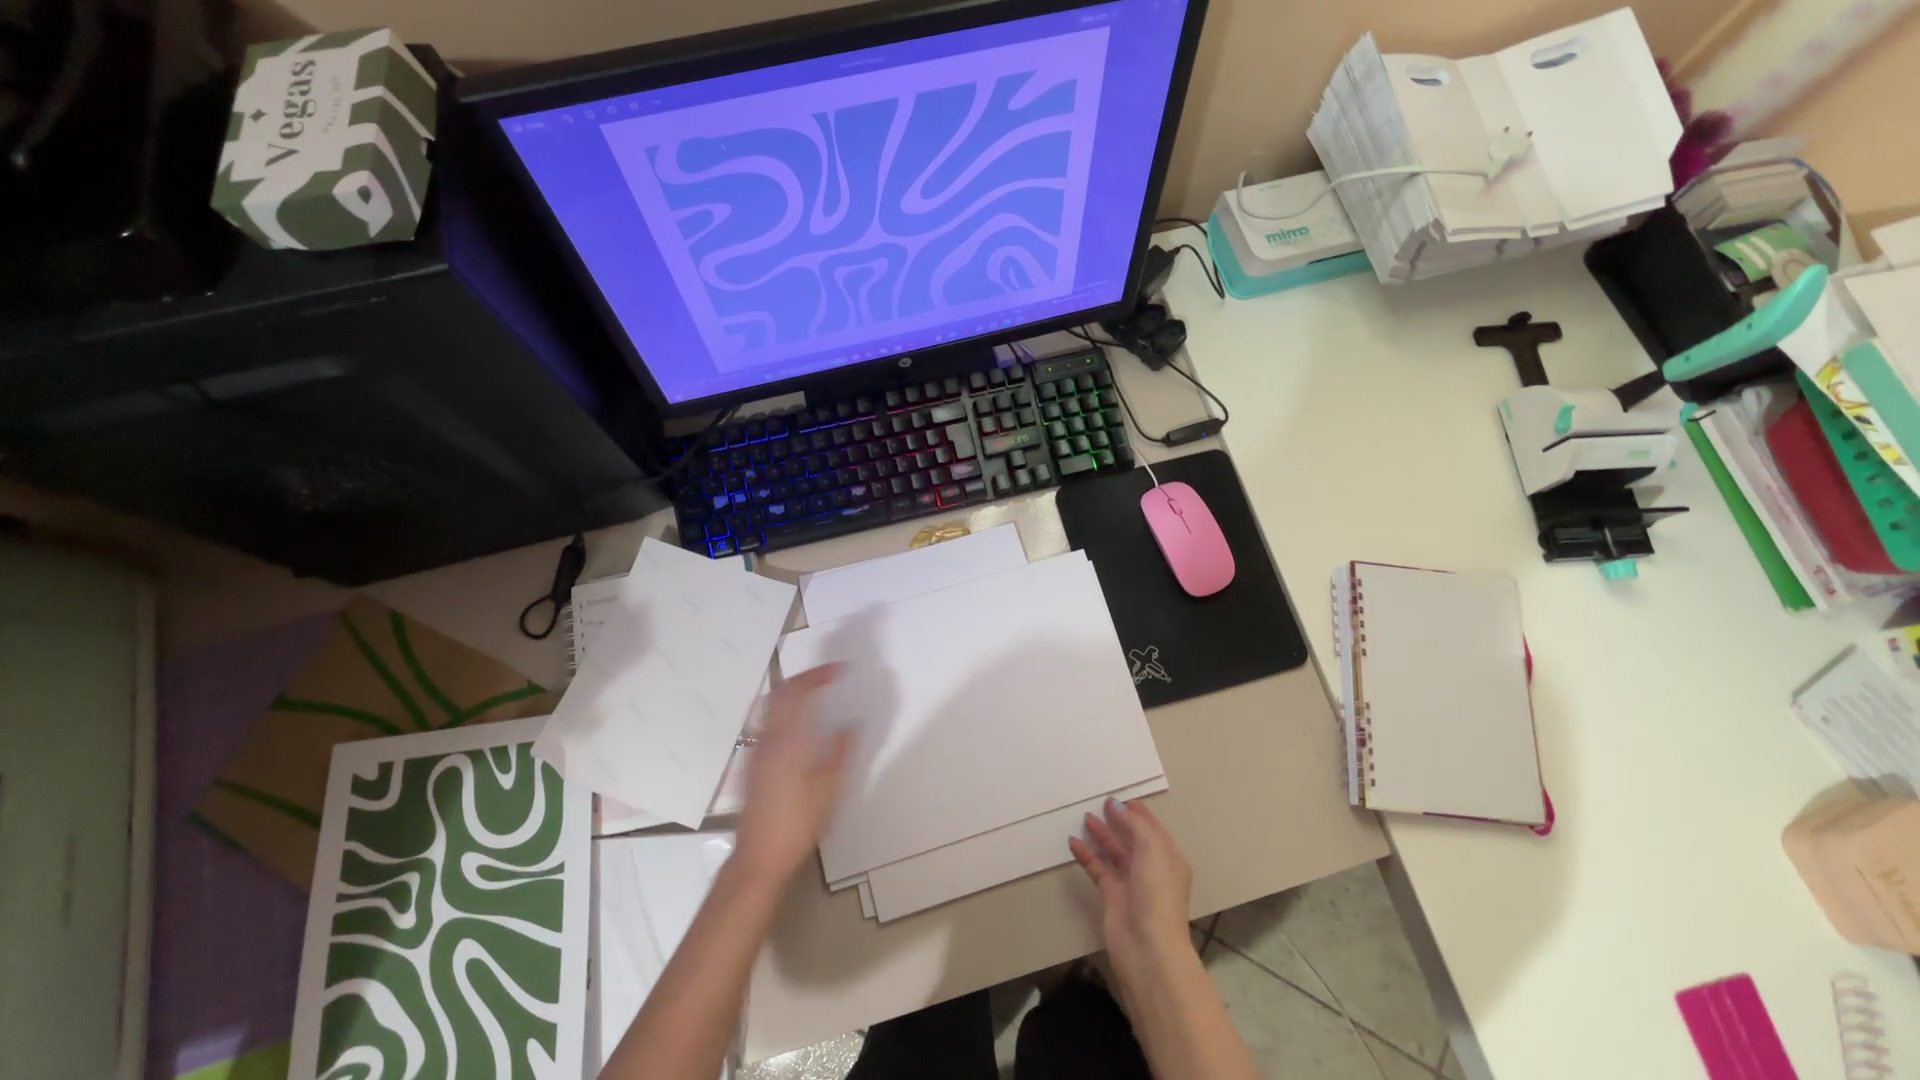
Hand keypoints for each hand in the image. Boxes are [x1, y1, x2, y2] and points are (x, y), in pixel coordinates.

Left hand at [734, 664, 852, 885]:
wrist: (760, 856)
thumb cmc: (798, 822)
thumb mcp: (830, 787)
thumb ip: (841, 750)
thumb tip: (852, 724)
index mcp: (787, 739)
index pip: (798, 691)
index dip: (818, 674)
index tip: (840, 669)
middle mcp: (766, 739)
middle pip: (779, 695)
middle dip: (804, 680)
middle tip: (827, 677)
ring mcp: (755, 752)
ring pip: (771, 710)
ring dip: (793, 697)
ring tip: (817, 698)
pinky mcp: (751, 766)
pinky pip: (768, 726)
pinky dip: (785, 715)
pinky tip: (800, 731)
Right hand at [1068, 798, 1194, 994]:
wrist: (1147, 946)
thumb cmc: (1157, 894)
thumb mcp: (1152, 851)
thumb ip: (1135, 825)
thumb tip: (1117, 806)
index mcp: (1168, 858)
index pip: (1153, 829)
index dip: (1138, 813)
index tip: (1119, 798)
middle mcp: (1151, 869)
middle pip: (1133, 839)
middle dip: (1118, 822)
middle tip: (1099, 804)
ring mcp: (1131, 883)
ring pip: (1115, 853)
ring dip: (1102, 836)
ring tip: (1085, 818)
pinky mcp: (1112, 896)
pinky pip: (1098, 869)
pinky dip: (1087, 856)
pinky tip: (1073, 842)